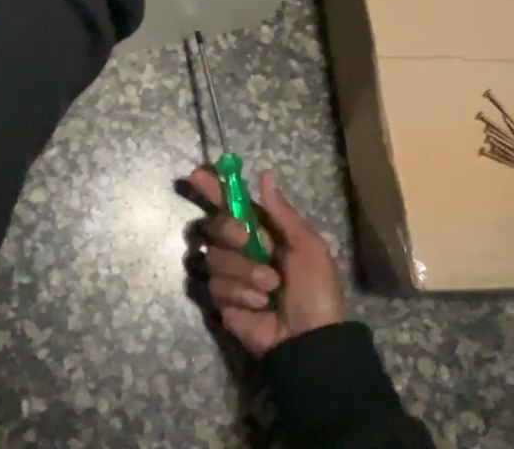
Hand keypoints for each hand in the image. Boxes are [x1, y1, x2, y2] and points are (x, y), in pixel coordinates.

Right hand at [186, 167, 345, 356]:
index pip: (229, 204)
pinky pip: (215, 285)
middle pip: (212, 226)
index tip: (198, 175)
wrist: (310, 339)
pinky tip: (258, 305)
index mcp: (262, 233)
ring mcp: (229, 276)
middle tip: (246, 240)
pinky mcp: (221, 301)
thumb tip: (264, 173)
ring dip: (243, 271)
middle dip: (228, 230)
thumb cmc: (315, 289)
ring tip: (269, 288)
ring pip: (213, 256)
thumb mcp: (308, 246)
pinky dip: (239, 293)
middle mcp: (240, 250)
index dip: (212, 189)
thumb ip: (281, 211)